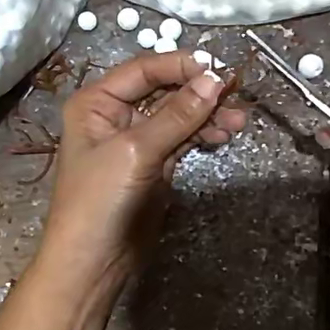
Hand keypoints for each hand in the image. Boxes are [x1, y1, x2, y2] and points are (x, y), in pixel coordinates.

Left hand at [38, 52, 246, 284]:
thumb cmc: (99, 200)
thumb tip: (215, 79)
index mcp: (97, 102)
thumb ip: (177, 115)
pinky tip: (224, 134)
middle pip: (163, 90)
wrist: (92, 263)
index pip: (144, 70)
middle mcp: (114, 115)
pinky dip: (203, 134)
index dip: (181, 66)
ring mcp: (135, 140)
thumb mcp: (136, 152)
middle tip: (237, 94)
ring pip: (177, 115)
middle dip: (199, 91)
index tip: (219, 70)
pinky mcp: (153, 164)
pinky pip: (182, 138)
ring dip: (207, 114)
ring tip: (238, 121)